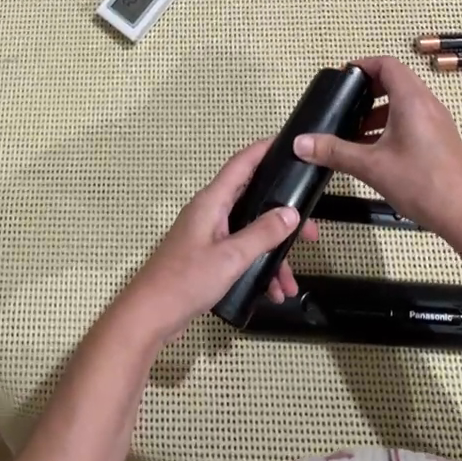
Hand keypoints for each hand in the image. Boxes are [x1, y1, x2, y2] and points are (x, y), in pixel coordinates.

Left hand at [113, 138, 319, 342]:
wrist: (150, 316)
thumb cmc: (186, 280)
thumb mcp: (231, 257)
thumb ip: (262, 233)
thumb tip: (290, 213)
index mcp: (211, 202)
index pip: (241, 164)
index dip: (263, 150)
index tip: (287, 144)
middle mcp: (210, 213)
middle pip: (253, 202)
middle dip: (282, 217)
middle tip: (310, 231)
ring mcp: (208, 236)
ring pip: (249, 234)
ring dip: (272, 255)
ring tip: (292, 281)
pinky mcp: (206, 257)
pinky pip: (240, 254)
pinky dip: (258, 269)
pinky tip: (273, 292)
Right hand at [293, 56, 461, 238]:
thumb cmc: (420, 182)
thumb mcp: (370, 166)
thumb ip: (334, 151)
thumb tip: (300, 143)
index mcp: (412, 100)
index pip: (387, 64)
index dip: (363, 66)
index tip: (342, 79)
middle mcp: (428, 104)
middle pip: (396, 80)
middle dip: (368, 90)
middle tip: (345, 106)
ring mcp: (438, 122)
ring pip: (405, 102)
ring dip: (379, 111)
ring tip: (356, 132)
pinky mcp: (441, 140)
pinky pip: (413, 119)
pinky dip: (392, 125)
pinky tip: (376, 151)